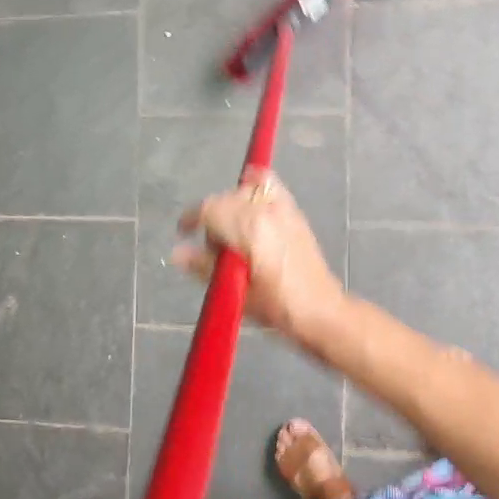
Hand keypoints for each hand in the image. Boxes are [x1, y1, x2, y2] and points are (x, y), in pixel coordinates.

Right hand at [174, 167, 345, 342]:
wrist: (320, 311)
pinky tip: (252, 208)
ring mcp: (284, 209)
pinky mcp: (296, 214)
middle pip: (226, 198)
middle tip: (214, 247)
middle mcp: (266, 210)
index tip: (183, 231)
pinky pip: (271, 187)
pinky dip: (256, 189)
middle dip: (213, 216)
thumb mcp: (235, 291)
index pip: (210, 209)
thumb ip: (205, 267)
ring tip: (233, 231)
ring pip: (247, 189)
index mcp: (249, 228)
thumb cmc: (276, 306)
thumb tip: (177, 253)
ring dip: (233, 204)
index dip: (191, 218)